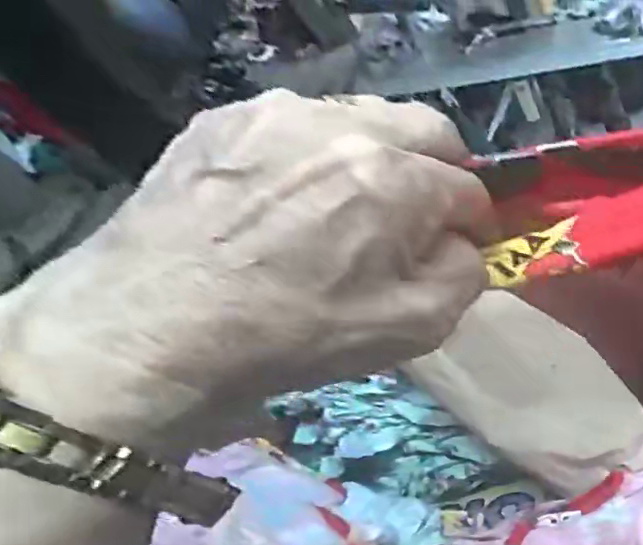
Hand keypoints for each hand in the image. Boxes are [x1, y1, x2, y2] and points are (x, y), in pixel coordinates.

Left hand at [0, 89, 490, 454]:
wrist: (165, 324)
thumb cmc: (306, 332)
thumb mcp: (419, 326)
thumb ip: (465, 275)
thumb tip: (461, 246)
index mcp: (395, 177)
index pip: (470, 187)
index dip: (476, 225)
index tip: (461, 252)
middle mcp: (340, 124)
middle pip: (426, 128)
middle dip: (442, 173)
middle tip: (425, 221)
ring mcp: (275, 113)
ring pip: (363, 119)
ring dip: (383, 160)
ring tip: (357, 212)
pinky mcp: (223, 120)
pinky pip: (300, 126)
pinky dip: (322, 158)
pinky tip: (298, 204)